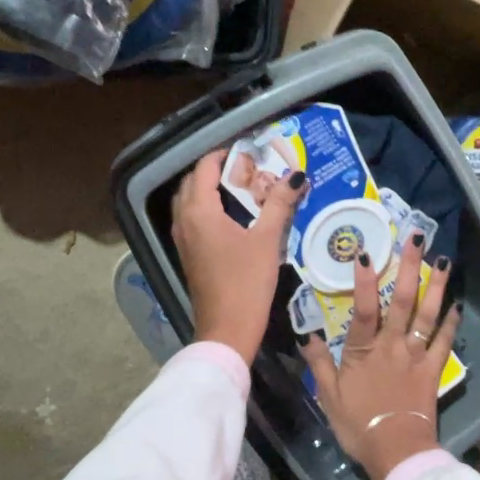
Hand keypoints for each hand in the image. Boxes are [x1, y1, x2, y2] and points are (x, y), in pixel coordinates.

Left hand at [171, 149, 304, 364]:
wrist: (227, 329)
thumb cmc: (247, 281)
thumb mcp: (268, 239)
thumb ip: (279, 203)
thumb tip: (296, 176)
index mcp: (200, 211)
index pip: (204, 168)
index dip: (224, 154)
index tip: (250, 150)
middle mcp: (184, 220)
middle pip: (193, 182)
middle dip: (217, 170)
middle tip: (248, 167)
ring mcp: (183, 239)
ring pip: (190, 201)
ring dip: (210, 189)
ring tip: (242, 188)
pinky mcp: (189, 254)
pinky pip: (193, 218)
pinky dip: (208, 208)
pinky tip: (235, 215)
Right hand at [301, 238, 461, 479]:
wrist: (396, 452)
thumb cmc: (358, 426)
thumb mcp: (328, 397)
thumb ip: (318, 363)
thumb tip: (305, 333)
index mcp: (363, 351)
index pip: (364, 308)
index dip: (365, 280)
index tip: (367, 251)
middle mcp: (391, 345)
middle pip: (401, 300)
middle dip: (409, 266)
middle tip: (416, 237)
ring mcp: (415, 355)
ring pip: (427, 314)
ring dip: (436, 286)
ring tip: (443, 259)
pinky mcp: (434, 369)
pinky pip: (444, 341)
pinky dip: (452, 322)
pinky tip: (458, 303)